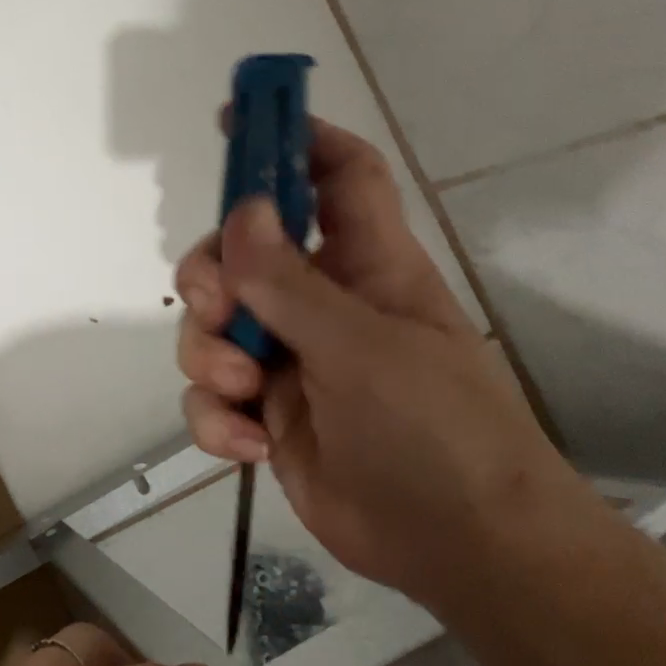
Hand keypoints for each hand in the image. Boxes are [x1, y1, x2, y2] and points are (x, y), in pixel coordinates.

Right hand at [175, 115, 575, 598]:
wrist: (457, 546)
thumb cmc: (438, 431)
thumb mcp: (363, 348)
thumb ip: (291, 282)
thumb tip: (243, 210)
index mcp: (366, 268)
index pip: (335, 178)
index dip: (291, 140)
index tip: (235, 119)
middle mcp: (320, 305)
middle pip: (237, 255)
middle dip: (210, 279)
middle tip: (218, 310)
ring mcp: (286, 362)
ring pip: (208, 330)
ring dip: (208, 361)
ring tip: (246, 397)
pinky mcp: (263, 414)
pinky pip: (208, 399)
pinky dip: (215, 421)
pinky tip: (251, 447)